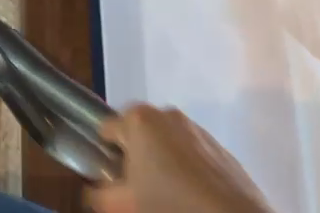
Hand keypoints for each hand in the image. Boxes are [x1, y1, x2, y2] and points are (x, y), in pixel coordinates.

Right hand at [87, 105, 271, 212]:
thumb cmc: (172, 208)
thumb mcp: (124, 207)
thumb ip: (100, 196)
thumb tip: (94, 191)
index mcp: (138, 120)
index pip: (107, 131)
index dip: (107, 157)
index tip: (115, 182)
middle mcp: (166, 115)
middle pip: (139, 135)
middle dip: (138, 160)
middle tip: (142, 192)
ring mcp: (199, 131)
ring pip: (168, 145)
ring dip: (165, 165)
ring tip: (173, 199)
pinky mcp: (225, 151)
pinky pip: (195, 156)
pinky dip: (191, 172)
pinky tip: (196, 201)